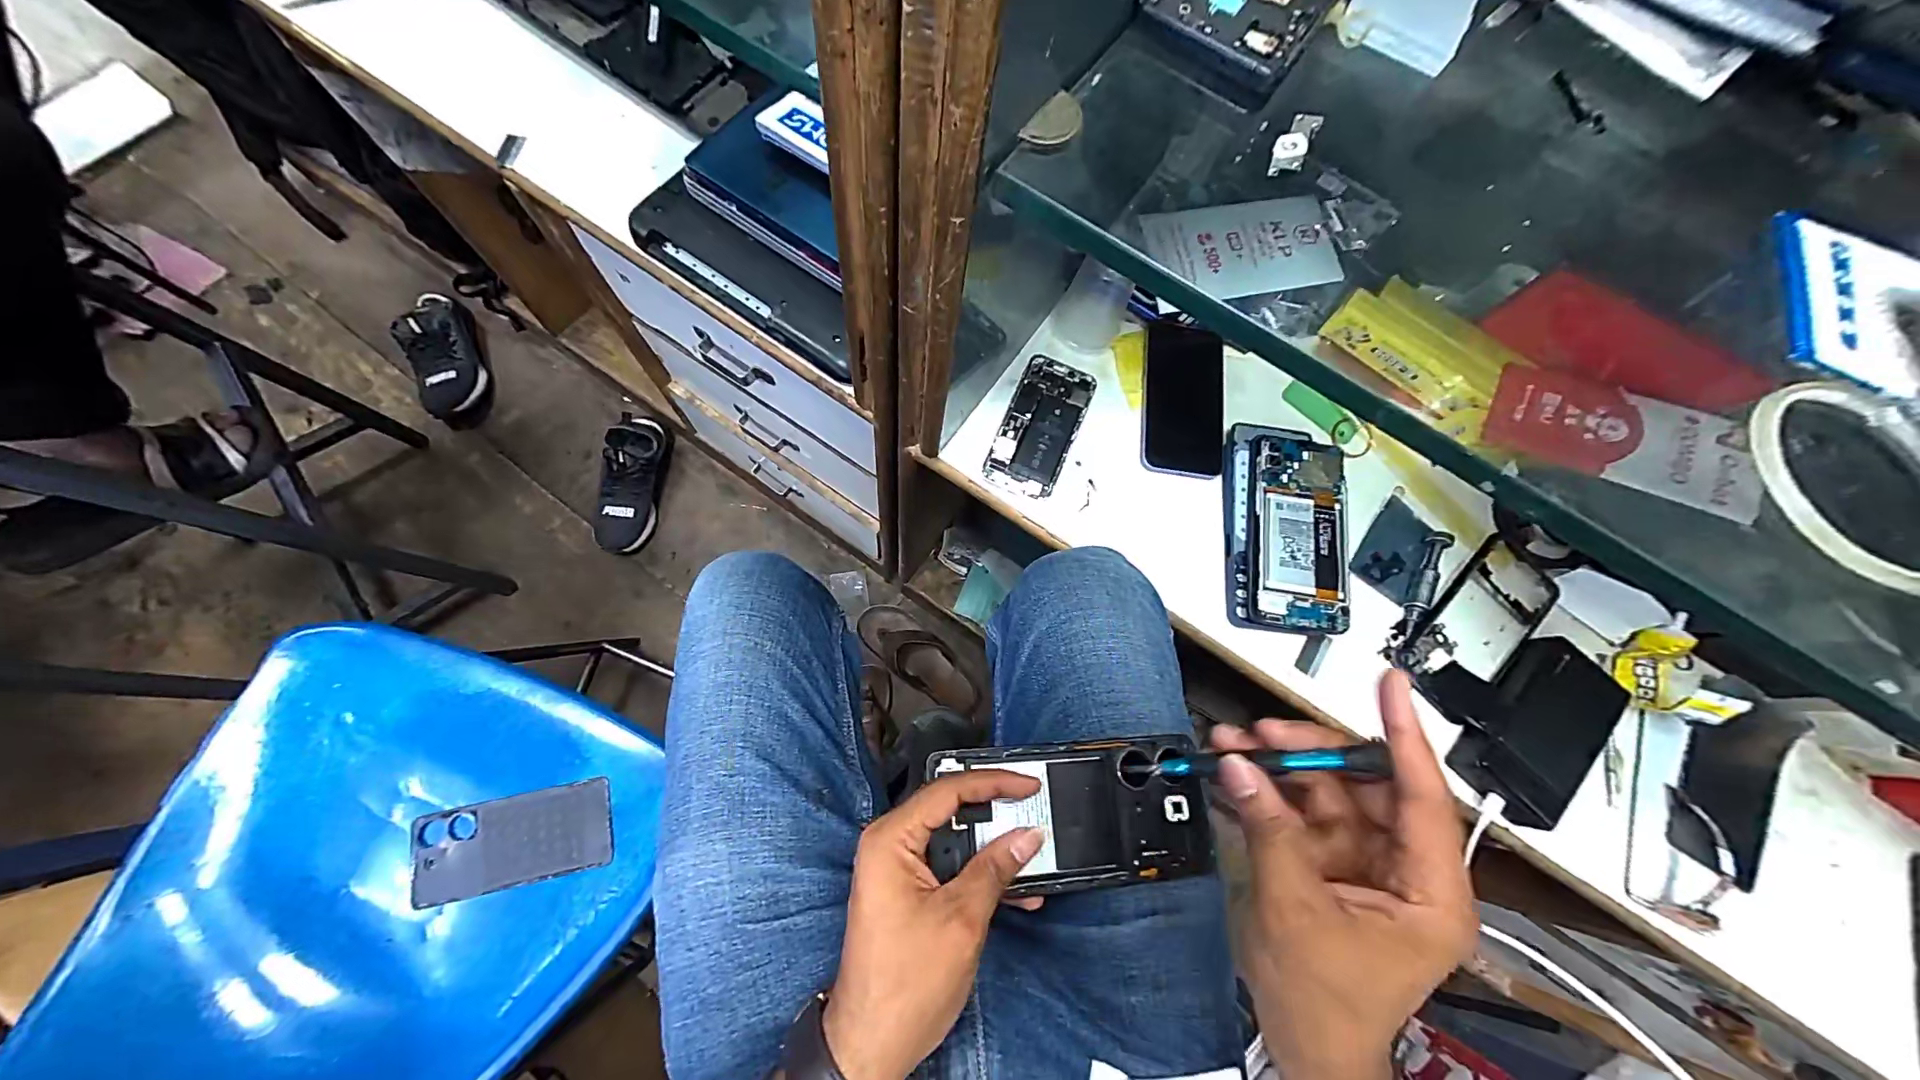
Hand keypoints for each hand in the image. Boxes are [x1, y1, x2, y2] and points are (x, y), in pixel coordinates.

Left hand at [823, 770, 1045, 1079]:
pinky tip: (1018, 893)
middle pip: (950, 812)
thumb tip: (1027, 835)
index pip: (947, 790)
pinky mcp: (909, 891)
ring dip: (994, 852)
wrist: (872, 1043)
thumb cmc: (907, 983)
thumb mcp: (961, 919)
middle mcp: (889, 844)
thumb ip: (995, 869)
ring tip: (1035, 857)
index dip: (993, 782)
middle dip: (996, 816)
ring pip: (955, 842)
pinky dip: (981, 877)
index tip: (1029, 784)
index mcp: (890, 839)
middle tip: (1034, 813)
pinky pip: (951, 868)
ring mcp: (898, 868)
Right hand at [1213, 670, 1477, 1079]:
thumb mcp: (1293, 907)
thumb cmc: (1326, 1004)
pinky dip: (1267, 794)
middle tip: (1265, 734)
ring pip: (1325, 793)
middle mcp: (1402, 869)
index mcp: (1429, 891)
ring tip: (1236, 747)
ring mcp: (1363, 863)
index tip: (1391, 688)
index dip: (1404, 734)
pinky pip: (1299, 813)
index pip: (1422, 795)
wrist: (1303, 1044)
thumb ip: (1269, 829)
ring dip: (1277, 769)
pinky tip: (1238, 776)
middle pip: (1364, 785)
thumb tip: (1243, 770)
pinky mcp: (1329, 863)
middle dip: (1309, 753)